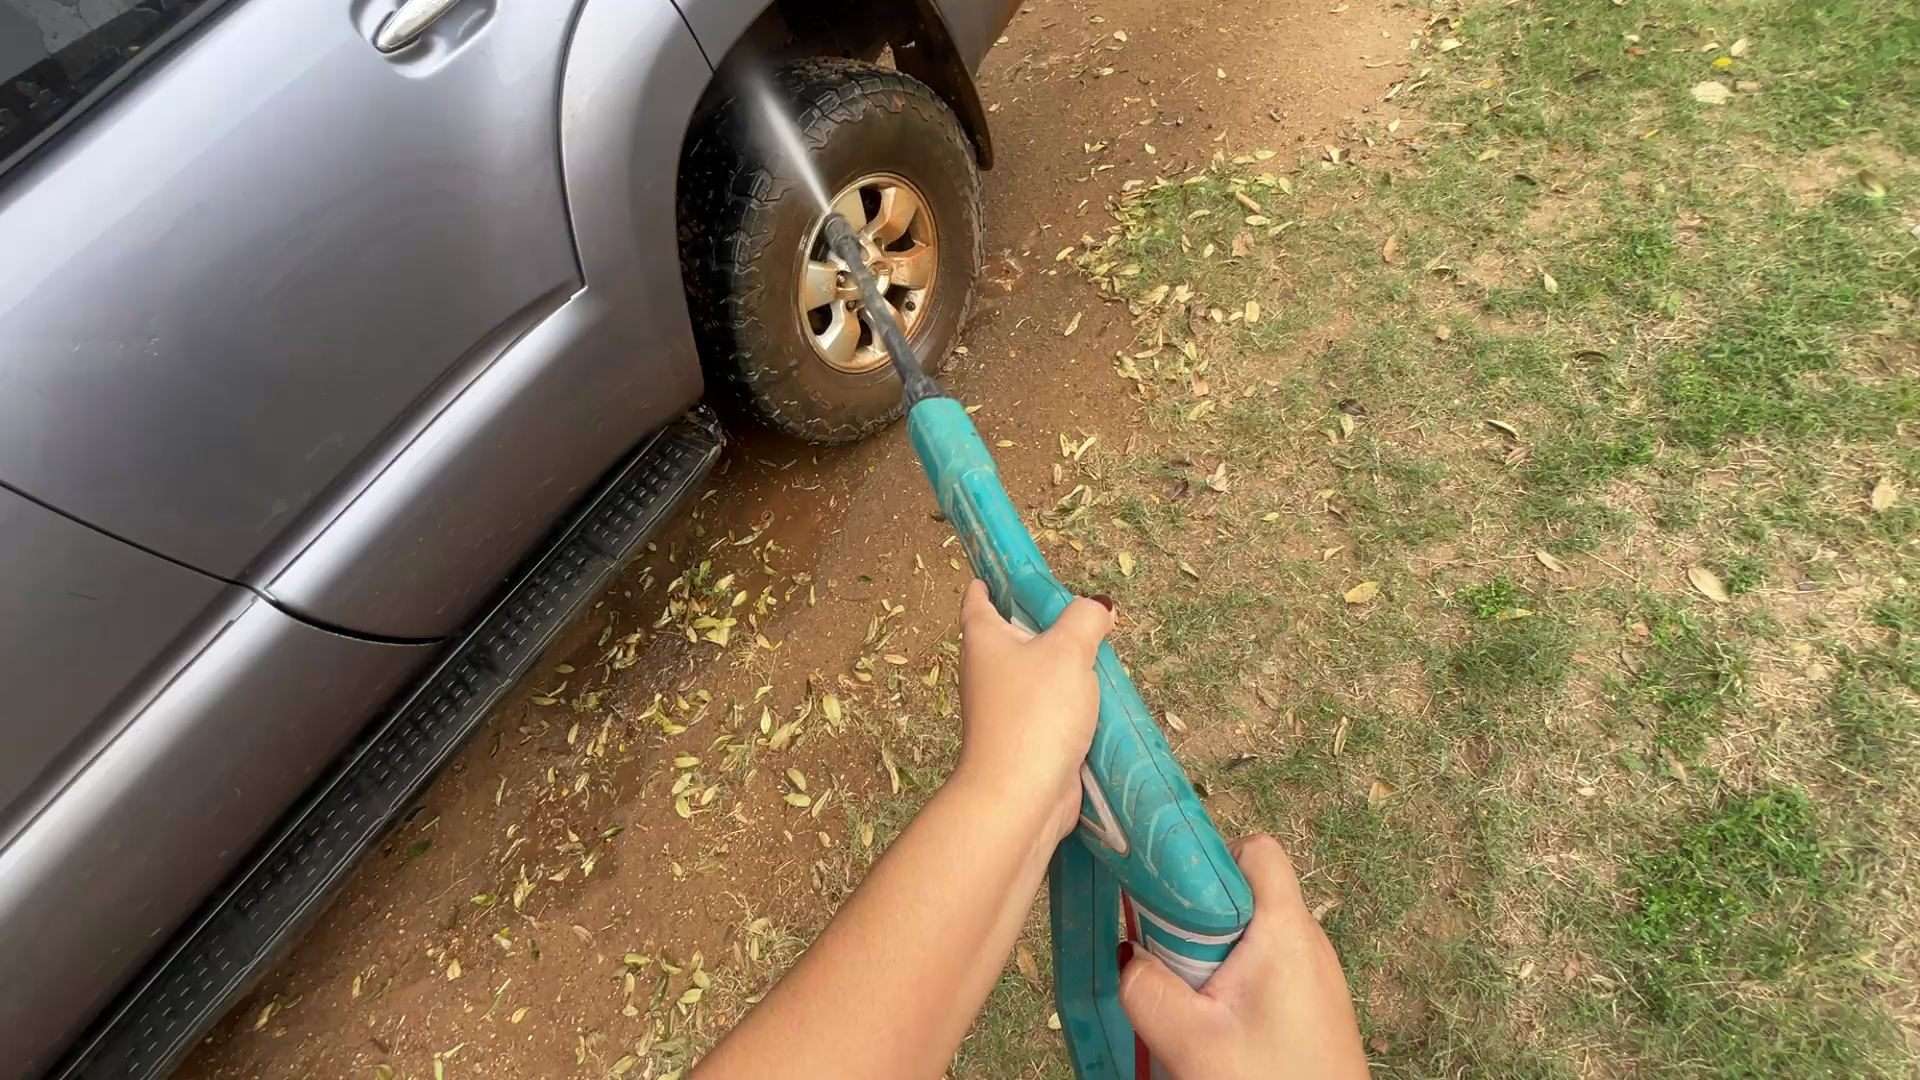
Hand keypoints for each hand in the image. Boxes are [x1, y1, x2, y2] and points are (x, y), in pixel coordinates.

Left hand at [953, 579, 1113, 840]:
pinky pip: (1047, 707)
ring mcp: (1002, 707)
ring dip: (1061, 667)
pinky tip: (1097, 700)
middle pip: (1012, 635)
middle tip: (1078, 614)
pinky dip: (1068, 701)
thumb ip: (1085, 619)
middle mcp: (986, 670)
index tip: (1001, 573)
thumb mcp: (1068, 650)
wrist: (1021, 793)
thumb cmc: (1035, 710)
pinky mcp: (1023, 737)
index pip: (978, 600)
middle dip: (1042, 625)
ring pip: (1034, 674)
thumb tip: (1099, 607)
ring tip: (1099, 656)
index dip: (989, 583)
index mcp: (984, 639)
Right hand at [1120, 835, 1368, 1079]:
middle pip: (1245, 889)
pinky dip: (1235, 974)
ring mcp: (1315, 972)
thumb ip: (1146, 989)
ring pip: (1251, 928)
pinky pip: (1266, 961)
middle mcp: (1307, 939)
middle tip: (1170, 950)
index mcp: (1286, 929)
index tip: (1175, 894)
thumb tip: (1129, 955)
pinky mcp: (1314, 1003)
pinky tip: (1217, 1017)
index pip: (1257, 850)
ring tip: (1191, 992)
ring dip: (1214, 946)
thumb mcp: (1192, 1043)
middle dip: (1200, 910)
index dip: (1213, 857)